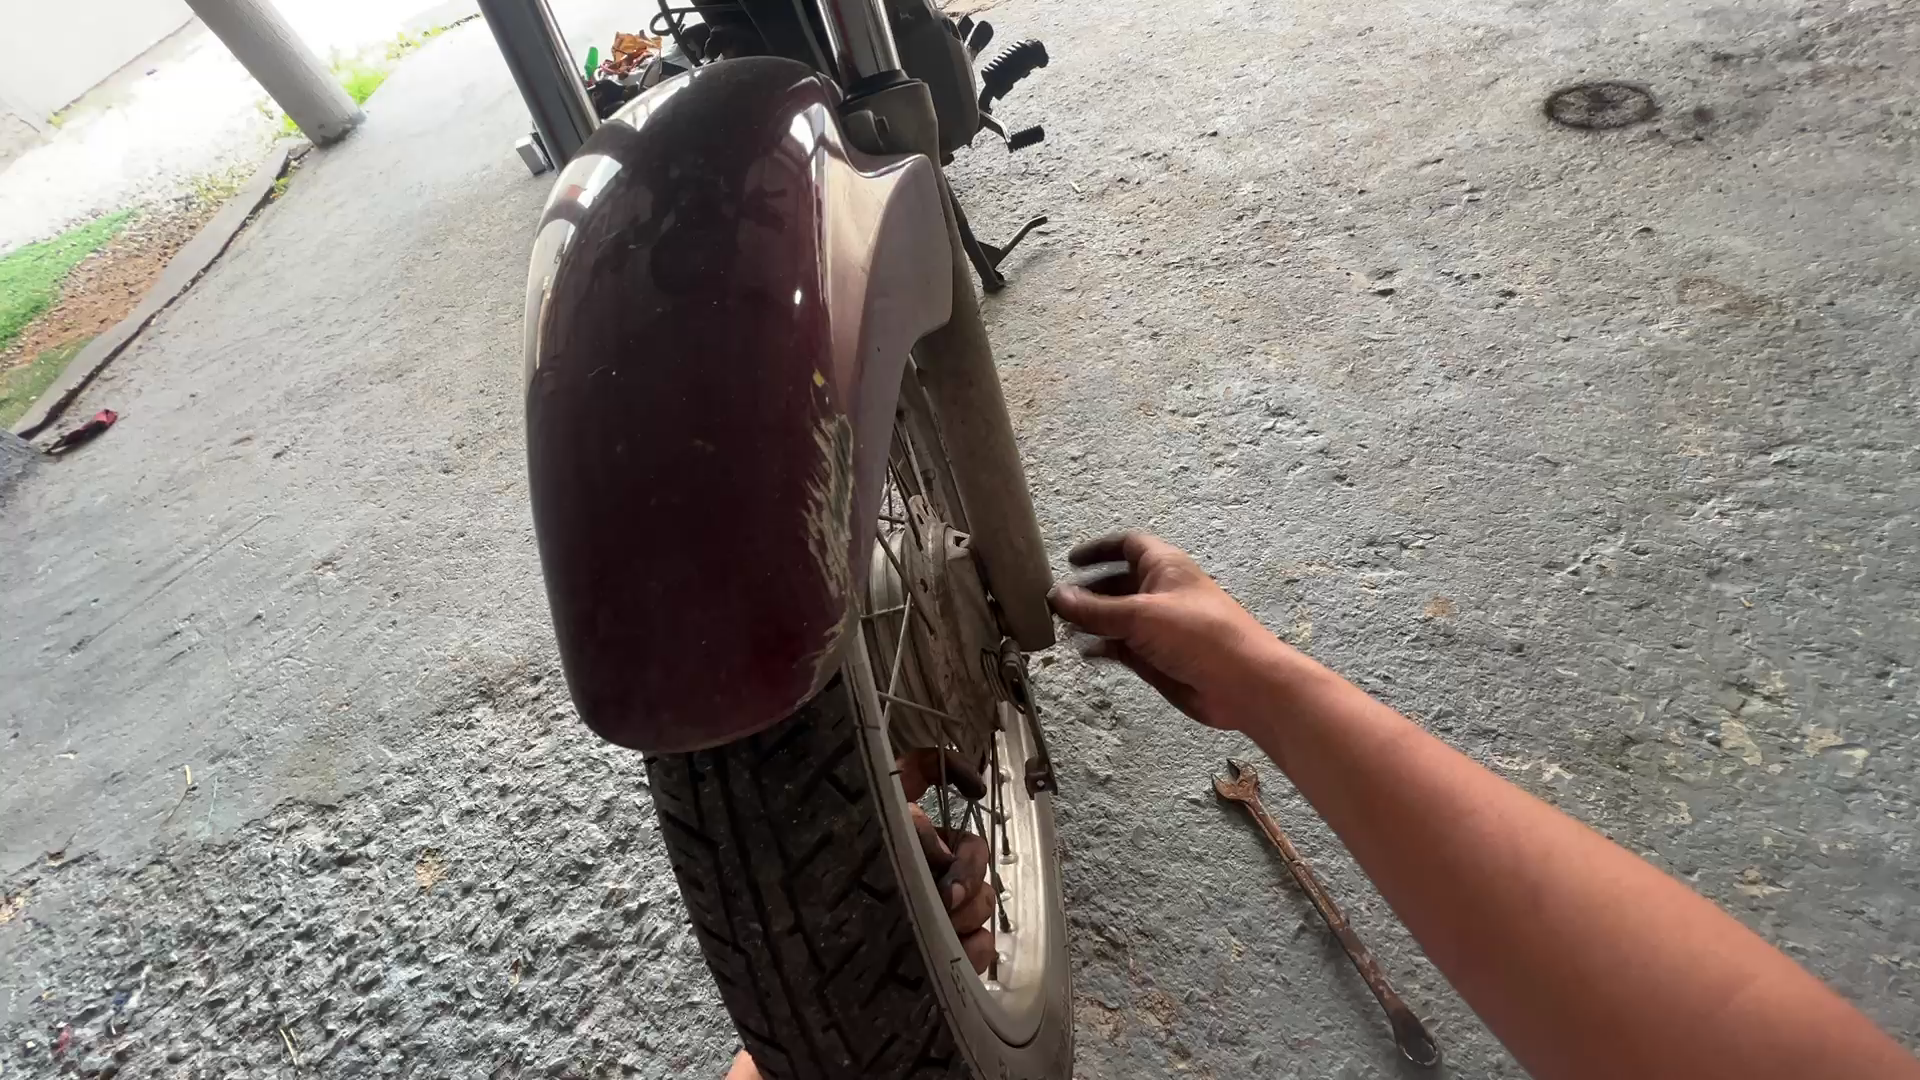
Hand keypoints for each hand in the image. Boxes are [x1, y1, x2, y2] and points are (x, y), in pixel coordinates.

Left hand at [721, 752, 997, 1079]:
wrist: (809, 993)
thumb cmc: (817, 907)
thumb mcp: (856, 849)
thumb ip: (907, 830)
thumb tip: (945, 852)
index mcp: (889, 822)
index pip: (923, 769)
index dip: (950, 766)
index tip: (973, 786)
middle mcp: (917, 860)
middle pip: (969, 842)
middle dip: (968, 865)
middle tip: (949, 893)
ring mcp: (933, 907)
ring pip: (982, 892)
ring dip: (969, 907)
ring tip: (943, 924)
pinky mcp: (944, 950)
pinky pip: (983, 940)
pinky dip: (974, 947)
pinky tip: (956, 953)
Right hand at [1047, 530, 1292, 730]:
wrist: (1242, 685)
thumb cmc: (1200, 635)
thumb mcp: (1140, 615)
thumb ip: (1094, 609)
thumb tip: (1057, 596)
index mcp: (1163, 567)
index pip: (1127, 546)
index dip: (1100, 549)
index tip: (1071, 560)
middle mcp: (1159, 593)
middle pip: (1116, 583)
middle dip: (1088, 591)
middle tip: (1058, 601)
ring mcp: (1157, 626)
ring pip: (1115, 617)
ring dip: (1091, 621)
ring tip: (1062, 628)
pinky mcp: (1155, 657)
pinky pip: (1120, 646)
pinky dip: (1102, 646)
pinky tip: (1084, 651)